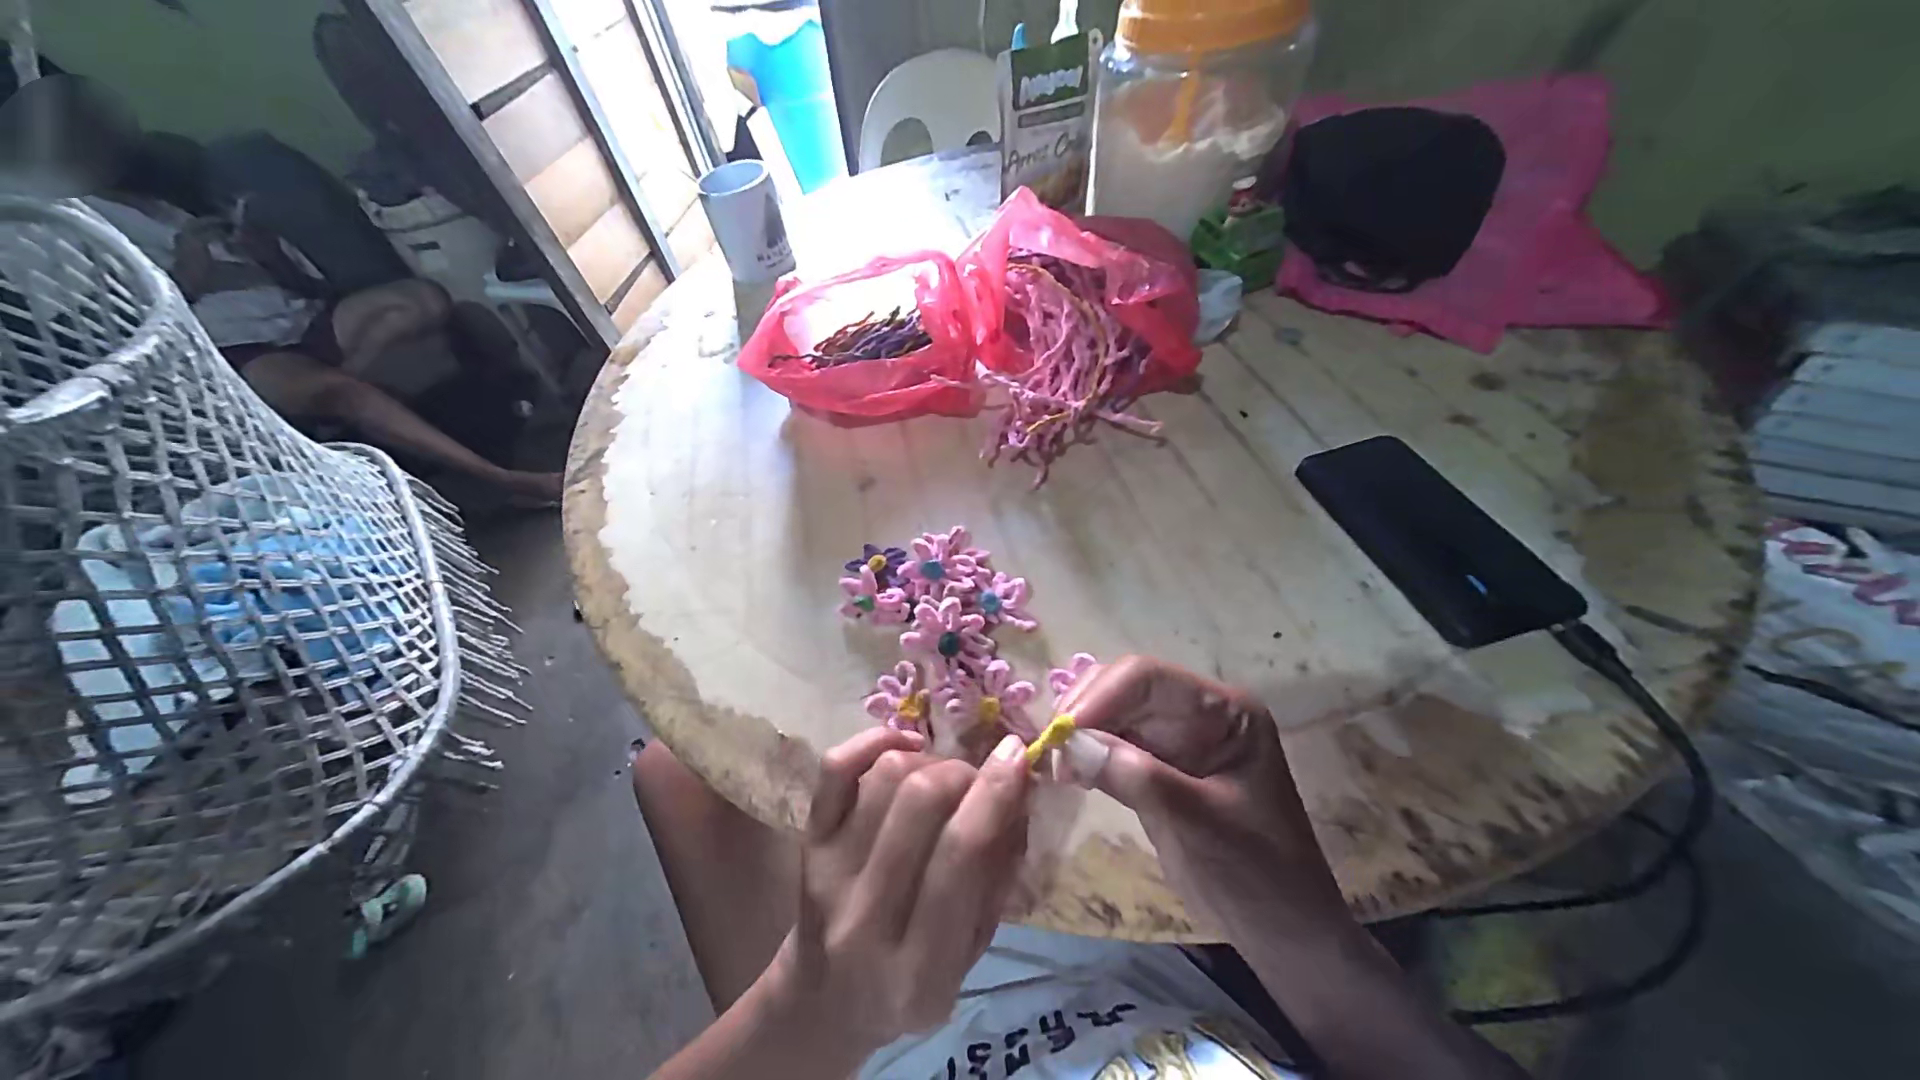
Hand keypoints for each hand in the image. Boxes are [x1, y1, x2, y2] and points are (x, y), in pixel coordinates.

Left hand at [762, 727, 1032, 1053]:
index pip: (961, 855)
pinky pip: (836, 767)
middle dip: (963, 774)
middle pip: (921, 801)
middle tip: (977, 781)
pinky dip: (875, 740)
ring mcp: (826, 874)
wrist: (827, 1000)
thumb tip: (1018, 789)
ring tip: (943, 777)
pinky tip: (906, 745)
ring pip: (885, 776)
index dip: (995, 792)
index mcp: (919, 967)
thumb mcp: (972, 950)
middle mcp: (863, 919)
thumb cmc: (914, 979)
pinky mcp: (806, 841)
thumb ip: (999, 875)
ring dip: (929, 760)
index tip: (1017, 754)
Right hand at [1061, 655, 1351, 939]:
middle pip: (1124, 686)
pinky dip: (1085, 752)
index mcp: (1224, 711)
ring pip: (1111, 711)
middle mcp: (1196, 711)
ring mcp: (1175, 737)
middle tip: (1052, 753)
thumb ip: (1138, 778)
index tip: (1063, 733)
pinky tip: (1068, 774)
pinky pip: (1111, 742)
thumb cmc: (1257, 874)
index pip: (1149, 677)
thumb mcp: (1199, 824)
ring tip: (1056, 767)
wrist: (1281, 932)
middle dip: (1085, 711)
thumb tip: (1070, 743)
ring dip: (1078, 731)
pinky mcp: (1156, 764)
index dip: (1101, 696)